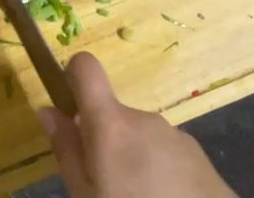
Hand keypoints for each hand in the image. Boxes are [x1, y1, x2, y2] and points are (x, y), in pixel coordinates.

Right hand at [38, 53, 233, 197]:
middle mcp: (145, 120)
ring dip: (138, 162)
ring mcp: (178, 139)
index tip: (71, 108)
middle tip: (110, 188)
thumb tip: (48, 111)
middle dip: (109, 143)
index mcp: (111, 124)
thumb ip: (67, 150)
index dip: (74, 77)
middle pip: (115, 117)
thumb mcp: (85, 195)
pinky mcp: (206, 162)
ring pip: (144, 140)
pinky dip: (166, 177)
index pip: (86, 68)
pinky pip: (172, 158)